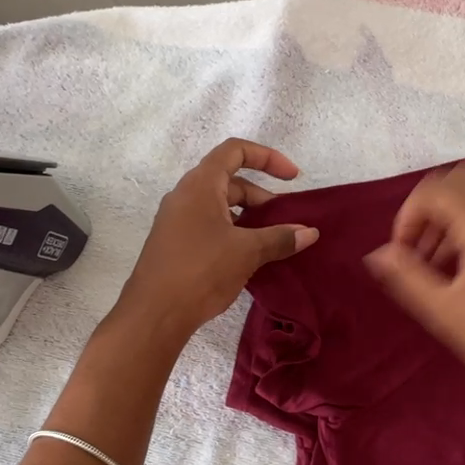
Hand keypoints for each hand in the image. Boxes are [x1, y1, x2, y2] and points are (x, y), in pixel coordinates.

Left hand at [114, 139, 318, 342]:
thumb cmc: (201, 271)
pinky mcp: (174, 244)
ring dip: (248, 218)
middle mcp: (185, 196)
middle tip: (285, 222)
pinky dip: (232, 233)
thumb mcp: (247, 252)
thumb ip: (280, 238)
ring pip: (219, 207)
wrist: (154, 314)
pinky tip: (249, 258)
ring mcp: (176, 220)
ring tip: (271, 242)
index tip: (292, 177)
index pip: (235, 151)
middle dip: (261, 197)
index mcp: (200, 185)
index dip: (267, 157)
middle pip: (229, 181)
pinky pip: (209, 226)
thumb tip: (309, 232)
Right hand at [364, 162, 464, 427]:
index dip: (408, 216)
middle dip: (431, 210)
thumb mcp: (446, 312)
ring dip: (454, 217)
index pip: (434, 189)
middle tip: (420, 252)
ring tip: (441, 267)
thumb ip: (407, 276)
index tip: (402, 256)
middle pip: (460, 181)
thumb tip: (378, 254)